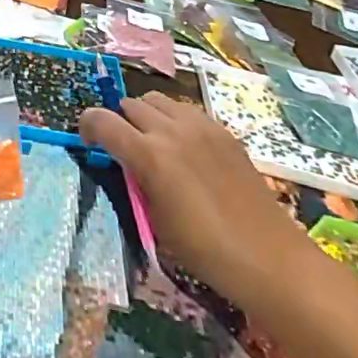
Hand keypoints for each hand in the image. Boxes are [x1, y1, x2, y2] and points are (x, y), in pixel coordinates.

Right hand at [79, 93, 300, 297]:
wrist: (269, 258)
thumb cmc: (206, 250)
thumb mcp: (156, 220)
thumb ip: (137, 180)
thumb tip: (128, 161)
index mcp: (149, 155)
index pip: (102, 120)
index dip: (87, 126)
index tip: (88, 141)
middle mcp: (171, 130)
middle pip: (129, 104)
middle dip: (120, 121)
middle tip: (125, 147)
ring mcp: (200, 126)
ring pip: (157, 99)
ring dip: (147, 115)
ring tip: (155, 142)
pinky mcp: (222, 130)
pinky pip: (186, 109)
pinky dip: (175, 120)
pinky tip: (185, 147)